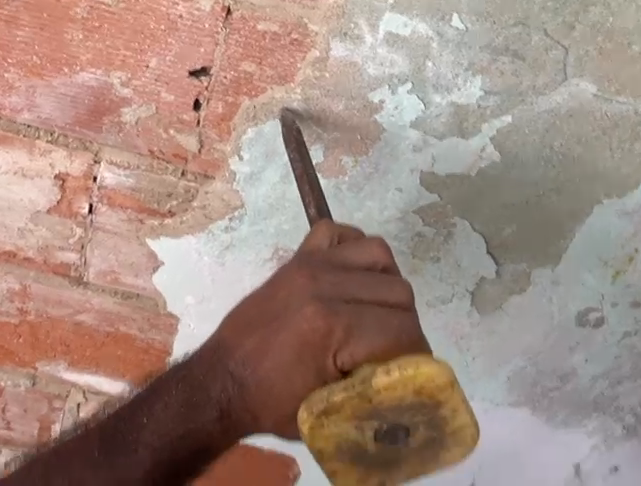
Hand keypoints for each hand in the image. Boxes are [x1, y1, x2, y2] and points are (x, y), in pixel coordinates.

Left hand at [194, 221, 429, 440]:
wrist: (222, 379)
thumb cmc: (273, 403)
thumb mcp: (331, 410)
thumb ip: (375, 387)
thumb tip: (415, 378)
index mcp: (332, 325)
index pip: (404, 329)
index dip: (417, 355)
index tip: (412, 373)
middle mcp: (324, 284)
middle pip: (398, 291)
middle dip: (405, 325)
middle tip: (394, 350)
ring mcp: (309, 264)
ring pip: (377, 253)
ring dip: (386, 284)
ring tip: (377, 314)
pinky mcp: (296, 256)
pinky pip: (336, 231)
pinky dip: (353, 247)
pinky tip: (353, 278)